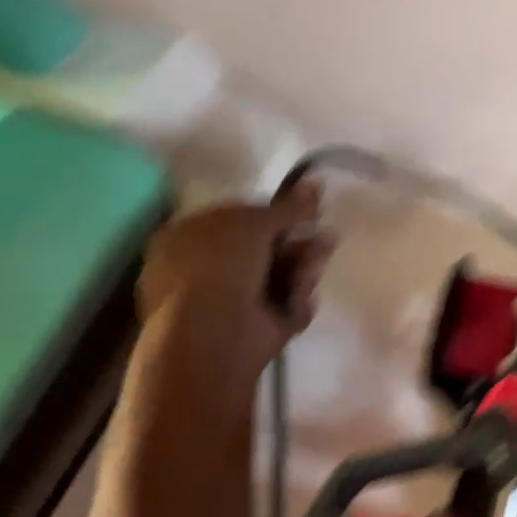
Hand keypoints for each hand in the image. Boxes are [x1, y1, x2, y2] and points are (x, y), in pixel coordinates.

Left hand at [138, 182, 335, 378]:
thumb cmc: (219, 266)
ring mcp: (234, 298)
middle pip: (267, 247)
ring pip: (283, 274)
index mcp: (190, 237)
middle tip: (326, 237)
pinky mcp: (259, 324)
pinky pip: (289, 302)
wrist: (215, 331)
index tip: (309, 210)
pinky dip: (297, 298)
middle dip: (298, 241)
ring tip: (309, 272)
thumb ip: (286, 208)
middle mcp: (208, 266)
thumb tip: (315, 186)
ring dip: (303, 268)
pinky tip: (296, 298)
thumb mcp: (253, 223)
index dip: (276, 212)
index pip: (240, 217)